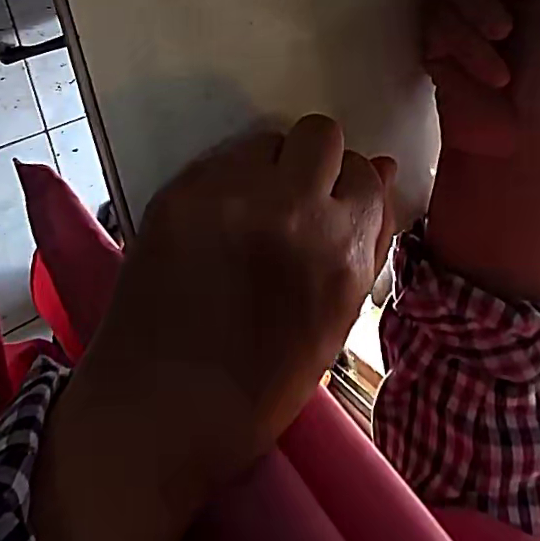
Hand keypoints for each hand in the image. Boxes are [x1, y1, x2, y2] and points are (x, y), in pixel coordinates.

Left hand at [33, 116, 400, 540]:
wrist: (158, 408)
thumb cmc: (259, 384)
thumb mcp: (335, 321)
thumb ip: (367, 240)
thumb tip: (381, 169)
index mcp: (339, 251)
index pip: (364, 173)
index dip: (349, 190)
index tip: (331, 207)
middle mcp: (288, 209)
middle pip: (319, 132)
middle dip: (315, 159)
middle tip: (293, 197)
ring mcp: (227, 194)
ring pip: (266, 139)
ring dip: (268, 167)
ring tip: (249, 213)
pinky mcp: (179, 191)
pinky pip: (220, 159)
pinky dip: (226, 180)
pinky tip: (212, 223)